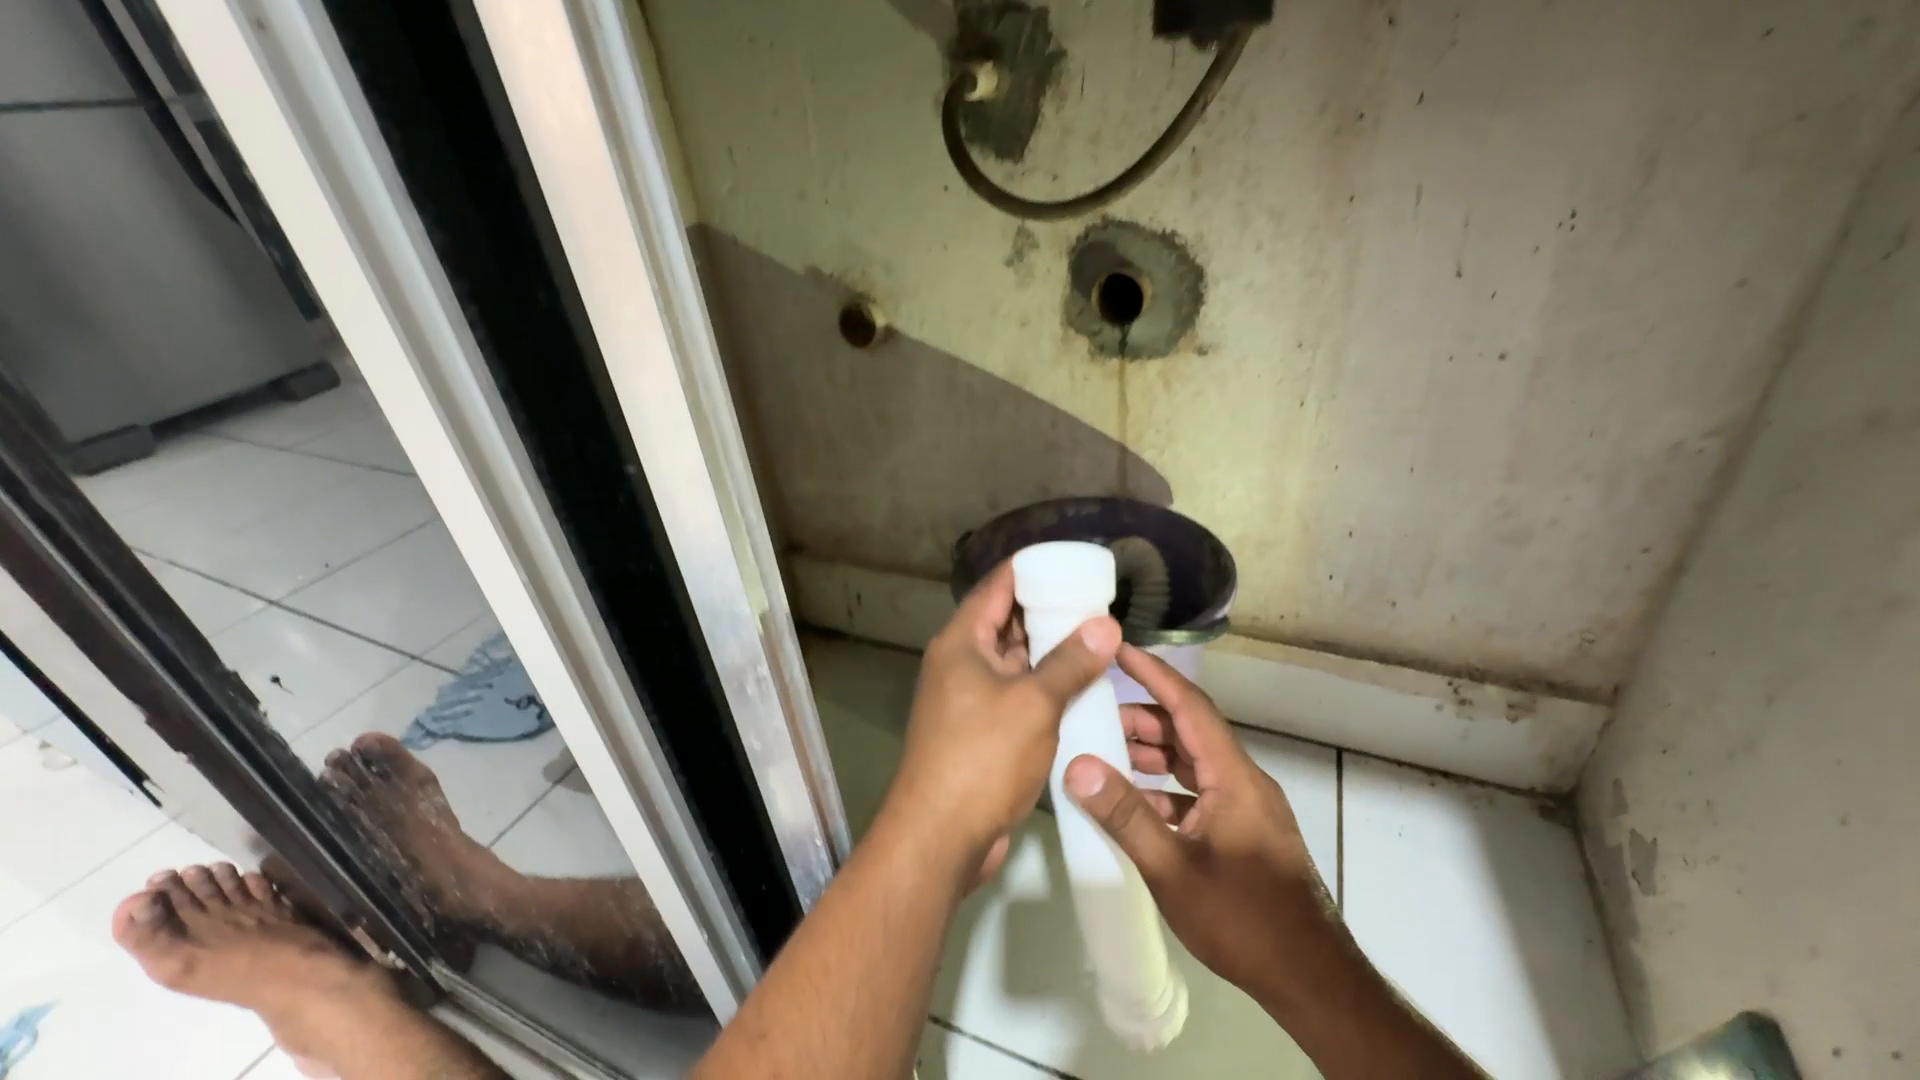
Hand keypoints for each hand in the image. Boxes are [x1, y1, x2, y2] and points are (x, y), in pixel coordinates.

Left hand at [882, 561, 1121, 880]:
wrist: (941, 836)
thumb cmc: (982, 757)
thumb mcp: (1033, 703)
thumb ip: (1070, 662)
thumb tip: (1106, 624)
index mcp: (961, 643)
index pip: (997, 587)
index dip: (1032, 569)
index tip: (1073, 562)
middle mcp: (960, 664)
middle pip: (1006, 623)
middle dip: (1049, 611)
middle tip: (1098, 603)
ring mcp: (968, 700)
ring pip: (1014, 663)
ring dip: (1051, 653)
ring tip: (1100, 640)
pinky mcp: (981, 733)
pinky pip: (1017, 696)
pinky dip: (1045, 689)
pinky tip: (1082, 689)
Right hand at [1063, 644, 1332, 1005]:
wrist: (1310, 978)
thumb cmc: (1243, 918)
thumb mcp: (1173, 868)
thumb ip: (1124, 814)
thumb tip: (1077, 765)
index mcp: (1233, 776)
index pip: (1189, 705)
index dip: (1152, 672)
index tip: (1117, 649)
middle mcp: (1243, 781)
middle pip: (1189, 732)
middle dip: (1141, 720)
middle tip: (1092, 719)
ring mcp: (1247, 810)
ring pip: (1194, 764)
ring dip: (1152, 757)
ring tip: (1104, 759)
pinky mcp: (1245, 834)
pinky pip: (1199, 795)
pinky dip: (1165, 791)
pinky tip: (1135, 808)